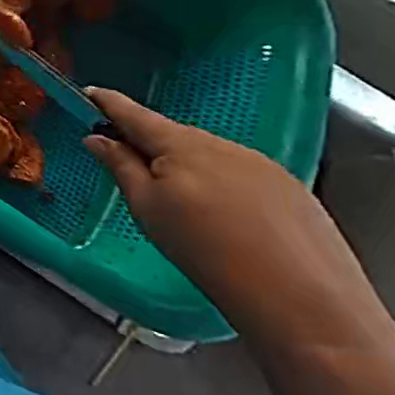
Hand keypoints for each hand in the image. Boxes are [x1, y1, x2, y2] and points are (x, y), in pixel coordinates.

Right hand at [82, 88, 393, 348]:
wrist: (302, 301)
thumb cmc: (208, 253)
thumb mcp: (147, 210)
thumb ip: (120, 167)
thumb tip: (96, 138)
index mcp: (180, 143)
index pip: (135, 114)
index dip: (109, 103)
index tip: (91, 93)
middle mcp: (220, 143)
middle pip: (173, 135)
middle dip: (150, 143)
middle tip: (129, 163)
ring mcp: (260, 163)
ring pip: (209, 155)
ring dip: (188, 167)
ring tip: (184, 208)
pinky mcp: (290, 188)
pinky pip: (241, 174)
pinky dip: (223, 186)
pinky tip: (227, 221)